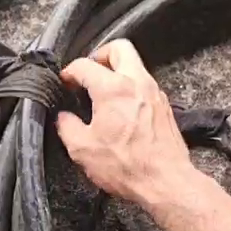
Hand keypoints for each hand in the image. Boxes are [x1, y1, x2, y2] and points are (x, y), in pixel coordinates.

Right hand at [57, 40, 200, 207]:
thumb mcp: (83, 149)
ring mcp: (154, 93)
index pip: (85, 65)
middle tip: (88, 72)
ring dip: (117, 72)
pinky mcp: (164, 106)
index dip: (69, 72)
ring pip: (135, 65)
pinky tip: (121, 108)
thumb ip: (67, 127)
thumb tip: (64, 118)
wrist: (166, 181)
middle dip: (100, 55)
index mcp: (113, 89)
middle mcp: (137, 83)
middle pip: (119, 48)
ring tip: (102, 91)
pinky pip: (145, 85)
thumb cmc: (129, 167)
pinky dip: (131, 88)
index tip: (65, 81)